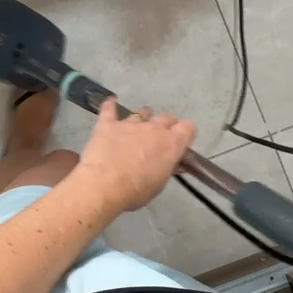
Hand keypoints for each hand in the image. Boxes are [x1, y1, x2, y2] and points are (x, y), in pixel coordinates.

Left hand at [71, 98, 196, 213]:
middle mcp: (153, 128)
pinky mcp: (108, 124)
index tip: (181, 141)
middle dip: (166, 125)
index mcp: (171, 144)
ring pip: (141, 112)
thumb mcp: (159, 183)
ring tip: (138, 124)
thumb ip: (167, 167)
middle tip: (160, 137)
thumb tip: (172, 163)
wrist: (104, 185)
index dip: (186, 133)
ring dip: (143, 117)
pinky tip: (111, 101)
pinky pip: (109, 109)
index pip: (188, 128)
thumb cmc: (135, 191)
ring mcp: (130, 124)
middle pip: (166, 117)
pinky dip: (111, 105)